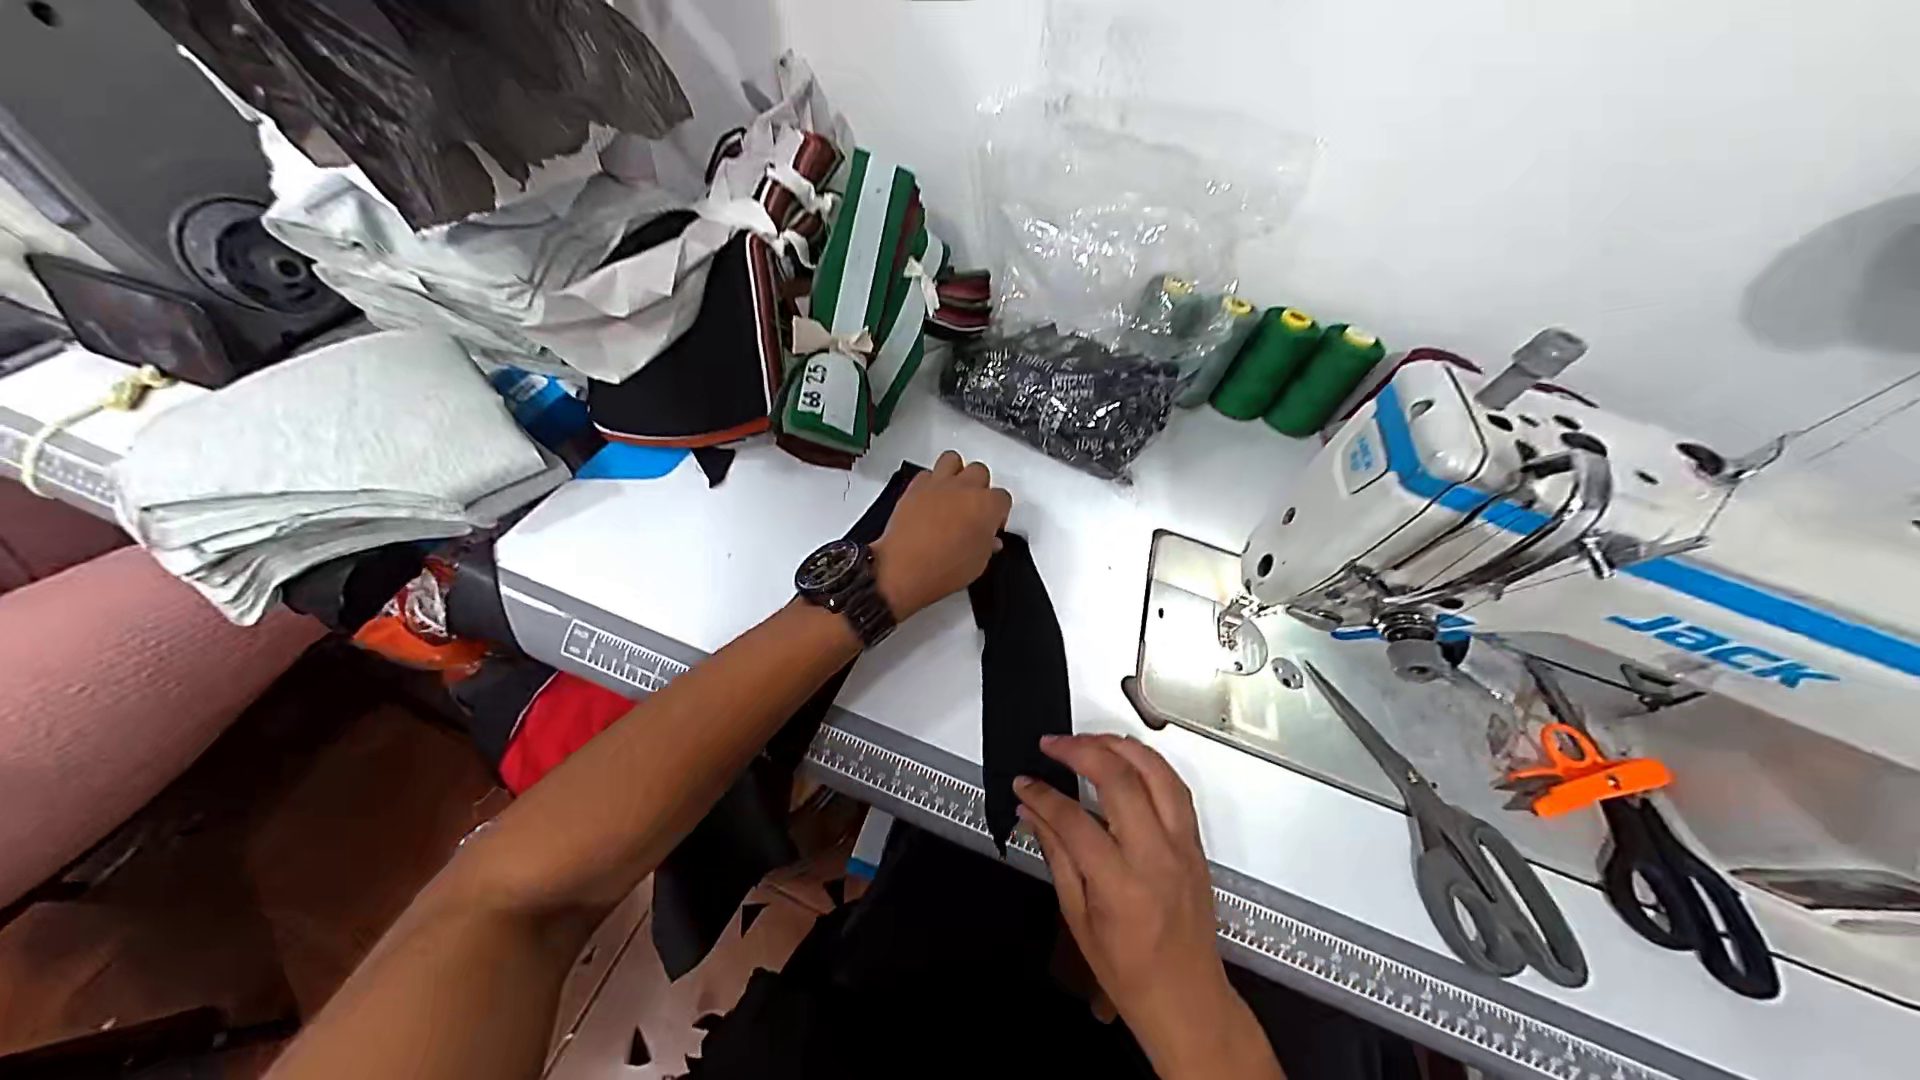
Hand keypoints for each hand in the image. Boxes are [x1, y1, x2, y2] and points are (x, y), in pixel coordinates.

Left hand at [871, 451, 1011, 619]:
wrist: (905, 570)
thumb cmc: (943, 568)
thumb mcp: (978, 563)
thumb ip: (987, 543)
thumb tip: (988, 539)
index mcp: (987, 505)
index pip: (1003, 498)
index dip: (999, 512)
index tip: (992, 525)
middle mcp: (965, 488)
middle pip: (980, 472)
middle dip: (980, 487)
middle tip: (974, 507)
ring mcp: (938, 485)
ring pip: (953, 459)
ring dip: (956, 472)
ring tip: (954, 490)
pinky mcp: (915, 488)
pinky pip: (926, 474)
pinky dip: (930, 482)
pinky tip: (931, 497)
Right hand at [1016, 735, 1283, 1079]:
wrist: (1187, 1000)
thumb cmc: (1133, 972)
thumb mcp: (1078, 917)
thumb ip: (1056, 854)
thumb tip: (1033, 811)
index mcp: (1121, 886)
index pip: (1074, 819)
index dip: (1042, 793)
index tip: (1025, 783)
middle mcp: (1156, 858)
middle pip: (1119, 780)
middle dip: (1079, 750)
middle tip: (1052, 745)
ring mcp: (1182, 847)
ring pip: (1155, 772)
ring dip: (1118, 746)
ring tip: (1086, 740)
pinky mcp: (1195, 843)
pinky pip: (1176, 786)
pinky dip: (1148, 762)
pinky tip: (1126, 756)